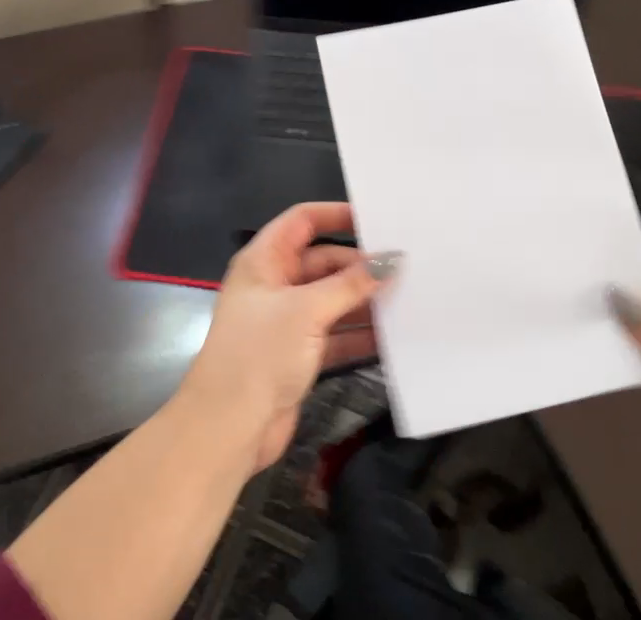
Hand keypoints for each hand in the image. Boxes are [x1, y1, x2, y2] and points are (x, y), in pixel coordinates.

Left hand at [176, 203, 384, 470]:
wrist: (229, 425)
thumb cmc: (260, 353)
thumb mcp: (306, 311)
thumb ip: (350, 285)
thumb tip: (391, 260)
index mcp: (264, 261)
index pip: (302, 221)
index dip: (336, 215)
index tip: (378, 219)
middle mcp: (274, 285)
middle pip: (323, 262)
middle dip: (361, 266)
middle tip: (408, 268)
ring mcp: (286, 322)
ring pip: (333, 300)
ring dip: (365, 301)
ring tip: (411, 298)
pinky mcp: (299, 355)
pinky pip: (336, 334)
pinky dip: (360, 335)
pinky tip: (394, 336)